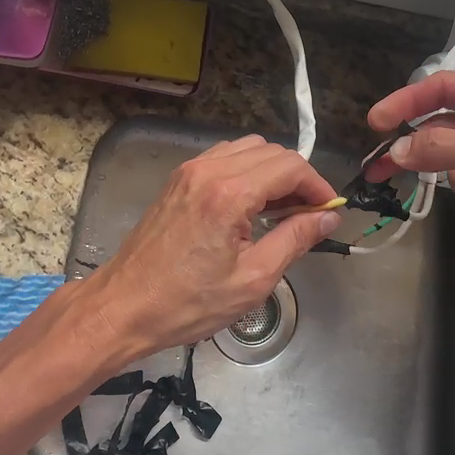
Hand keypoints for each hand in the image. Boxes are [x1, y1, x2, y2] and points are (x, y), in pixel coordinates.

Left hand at [83, 135, 339, 361]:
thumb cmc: (188, 302)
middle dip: (297, 177)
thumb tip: (327, 217)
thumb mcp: (253, 280)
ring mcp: (191, 169)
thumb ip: (294, 239)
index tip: (329, 210)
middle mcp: (210, 169)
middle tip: (308, 214)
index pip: (290, 166)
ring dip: (272, 171)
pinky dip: (247, 170)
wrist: (124, 306)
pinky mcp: (180, 177)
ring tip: (282, 210)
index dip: (317, 185)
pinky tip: (251, 204)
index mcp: (230, 193)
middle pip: (271, 151)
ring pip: (248, 148)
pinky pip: (225, 157)